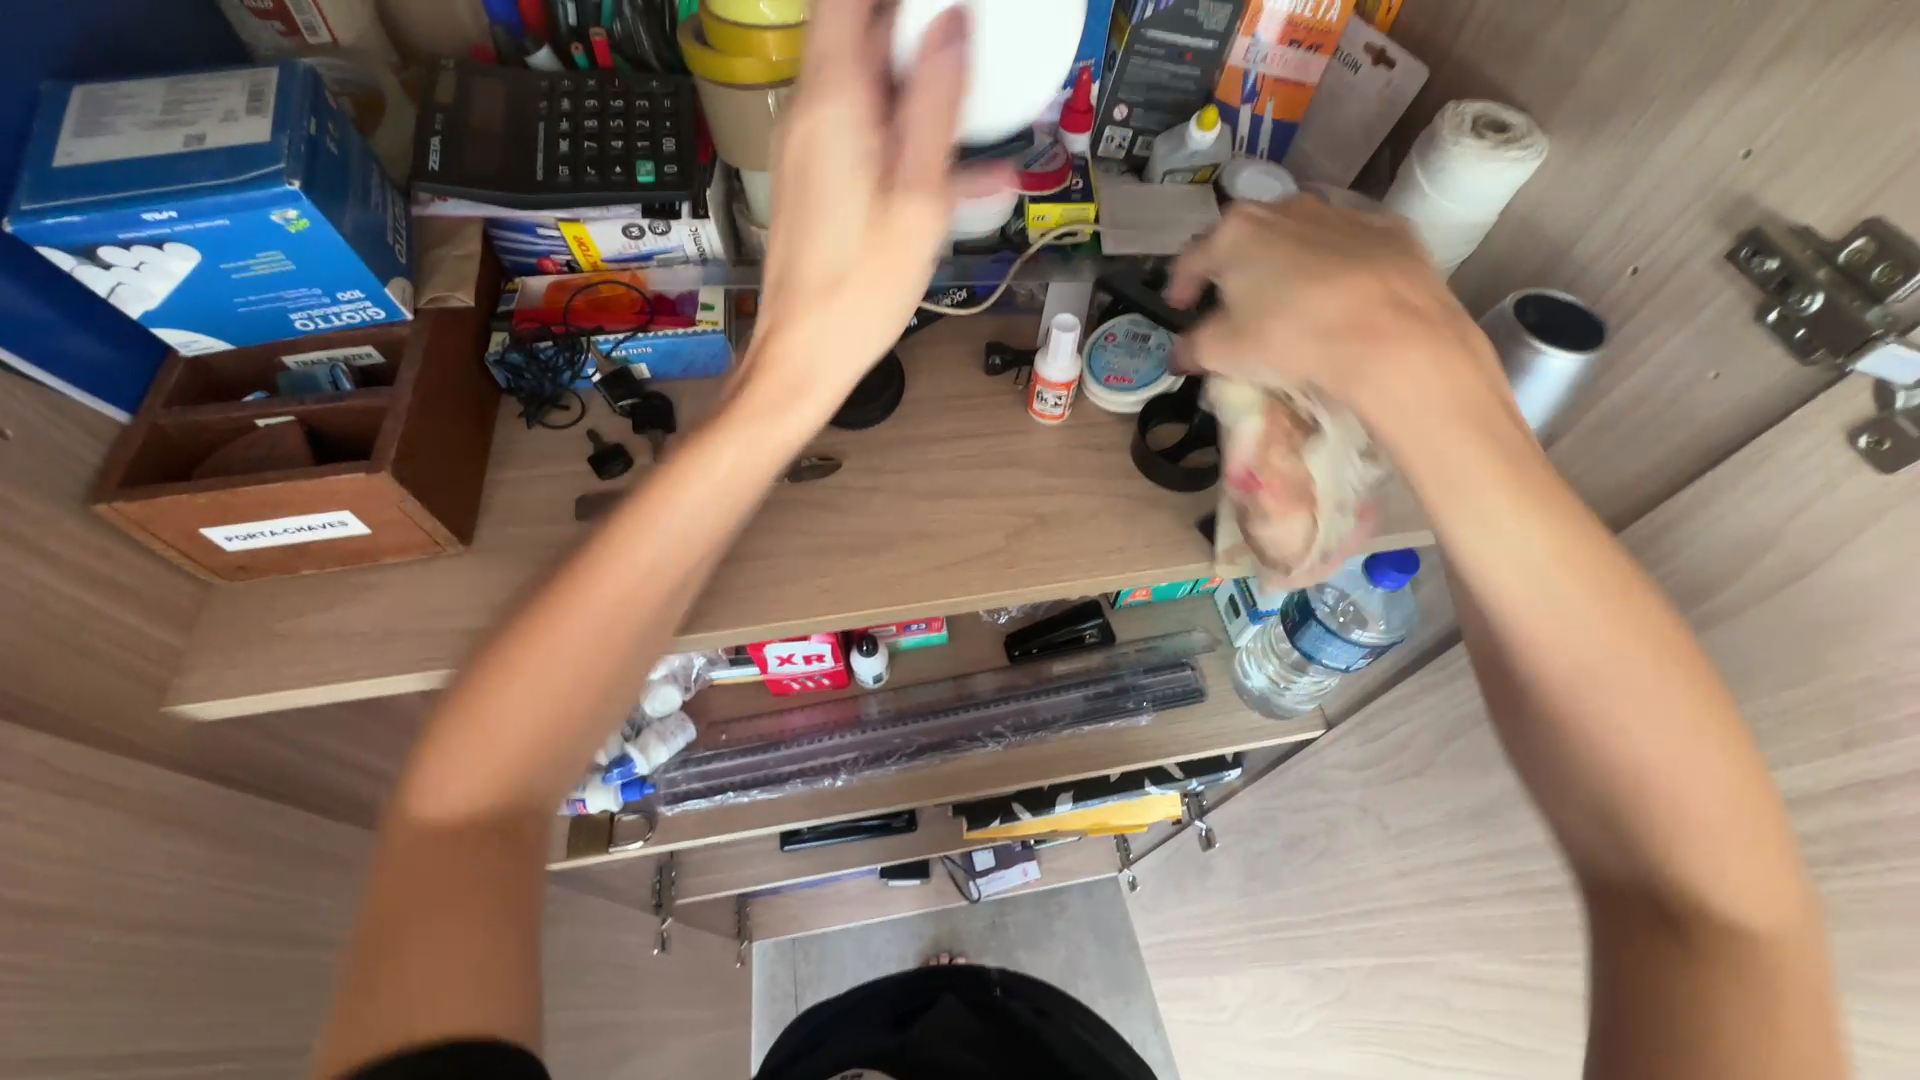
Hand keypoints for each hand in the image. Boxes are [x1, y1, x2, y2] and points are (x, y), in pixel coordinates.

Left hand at [743, 0, 1012, 405]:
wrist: (805, 351)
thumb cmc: (855, 293)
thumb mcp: (917, 200)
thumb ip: (936, 107)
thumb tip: (952, 28)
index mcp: (834, 105)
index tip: (939, 9)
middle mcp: (813, 115)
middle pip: (860, 30)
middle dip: (917, 26)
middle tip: (972, 40)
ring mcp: (813, 147)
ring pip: (869, 82)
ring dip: (922, 80)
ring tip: (979, 94)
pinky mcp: (821, 179)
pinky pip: (869, 132)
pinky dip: (912, 134)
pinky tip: (968, 168)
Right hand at [1165, 196, 1521, 448]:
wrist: (1392, 333)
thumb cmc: (1289, 336)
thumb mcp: (1223, 353)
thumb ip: (1192, 348)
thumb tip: (1180, 352)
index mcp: (1232, 233)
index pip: (1190, 259)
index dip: (1179, 288)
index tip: (1178, 309)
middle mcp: (1281, 208)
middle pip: (1241, 240)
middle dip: (1231, 269)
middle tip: (1230, 304)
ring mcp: (1336, 212)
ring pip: (1294, 236)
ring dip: (1282, 263)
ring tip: (1286, 299)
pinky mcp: (1385, 226)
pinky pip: (1344, 245)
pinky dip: (1332, 264)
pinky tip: (1336, 296)